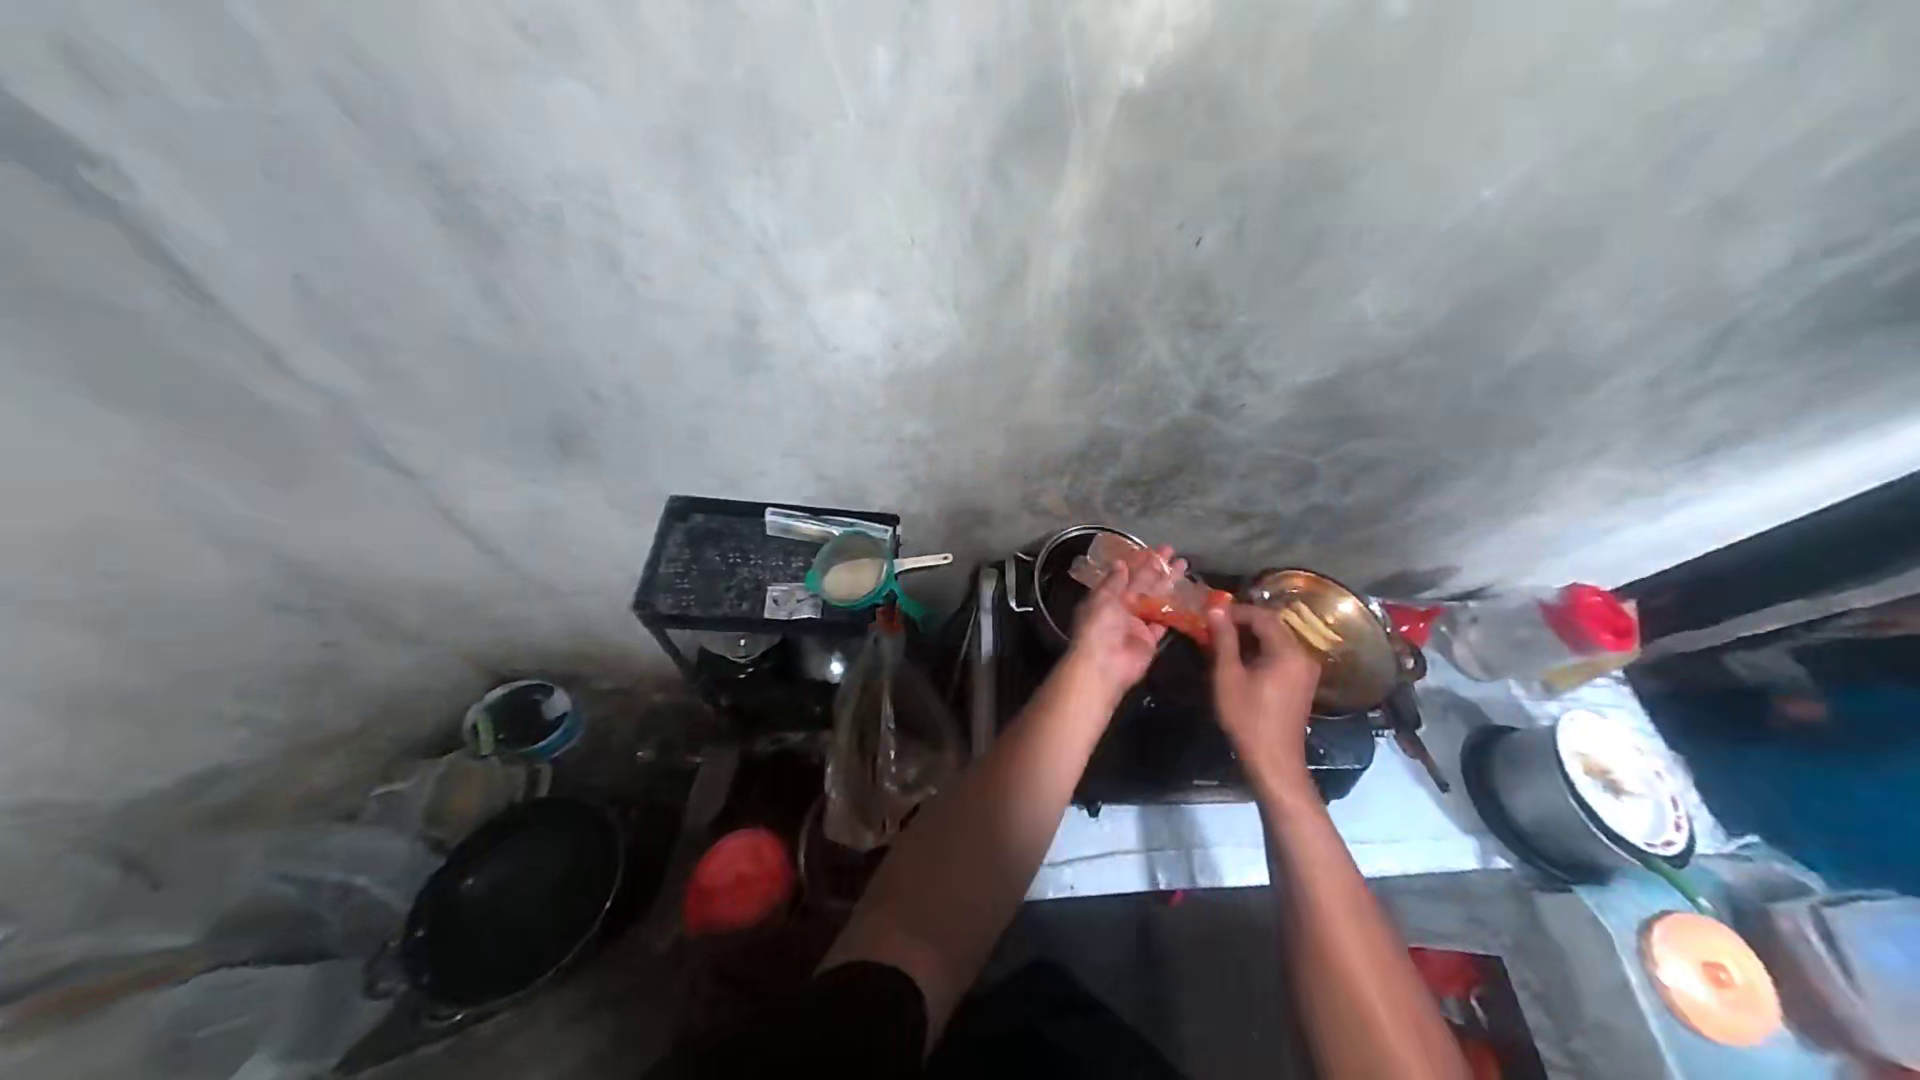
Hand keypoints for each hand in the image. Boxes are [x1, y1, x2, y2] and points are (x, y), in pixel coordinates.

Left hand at [1064, 547, 1179, 699]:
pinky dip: (1174, 610)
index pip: (1125, 574)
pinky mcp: (1150, 639)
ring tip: (1184, 567)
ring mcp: (1137, 623)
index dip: (1139, 561)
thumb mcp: (1103, 599)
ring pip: (1155, 600)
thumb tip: (1120, 563)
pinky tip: (1186, 596)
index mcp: (1107, 596)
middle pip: (1143, 584)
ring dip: (1169, 584)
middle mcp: (1121, 607)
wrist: (1104, 665)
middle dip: (1158, 568)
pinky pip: (1163, 622)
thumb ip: (1114, 581)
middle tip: (1174, 553)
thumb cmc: (1099, 627)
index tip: (1155, 549)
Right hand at [1206, 604, 1321, 782]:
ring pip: (1277, 640)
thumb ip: (1224, 639)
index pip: (1262, 616)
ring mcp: (1306, 670)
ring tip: (1222, 643)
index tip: (1211, 615)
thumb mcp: (1228, 676)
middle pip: (1273, 626)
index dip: (1236, 611)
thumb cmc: (1247, 717)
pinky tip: (1240, 661)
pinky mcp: (1302, 682)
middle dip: (1242, 623)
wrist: (1274, 760)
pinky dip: (1261, 651)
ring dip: (1250, 637)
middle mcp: (1303, 655)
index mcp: (1288, 651)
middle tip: (1214, 628)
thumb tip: (1216, 608)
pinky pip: (1281, 655)